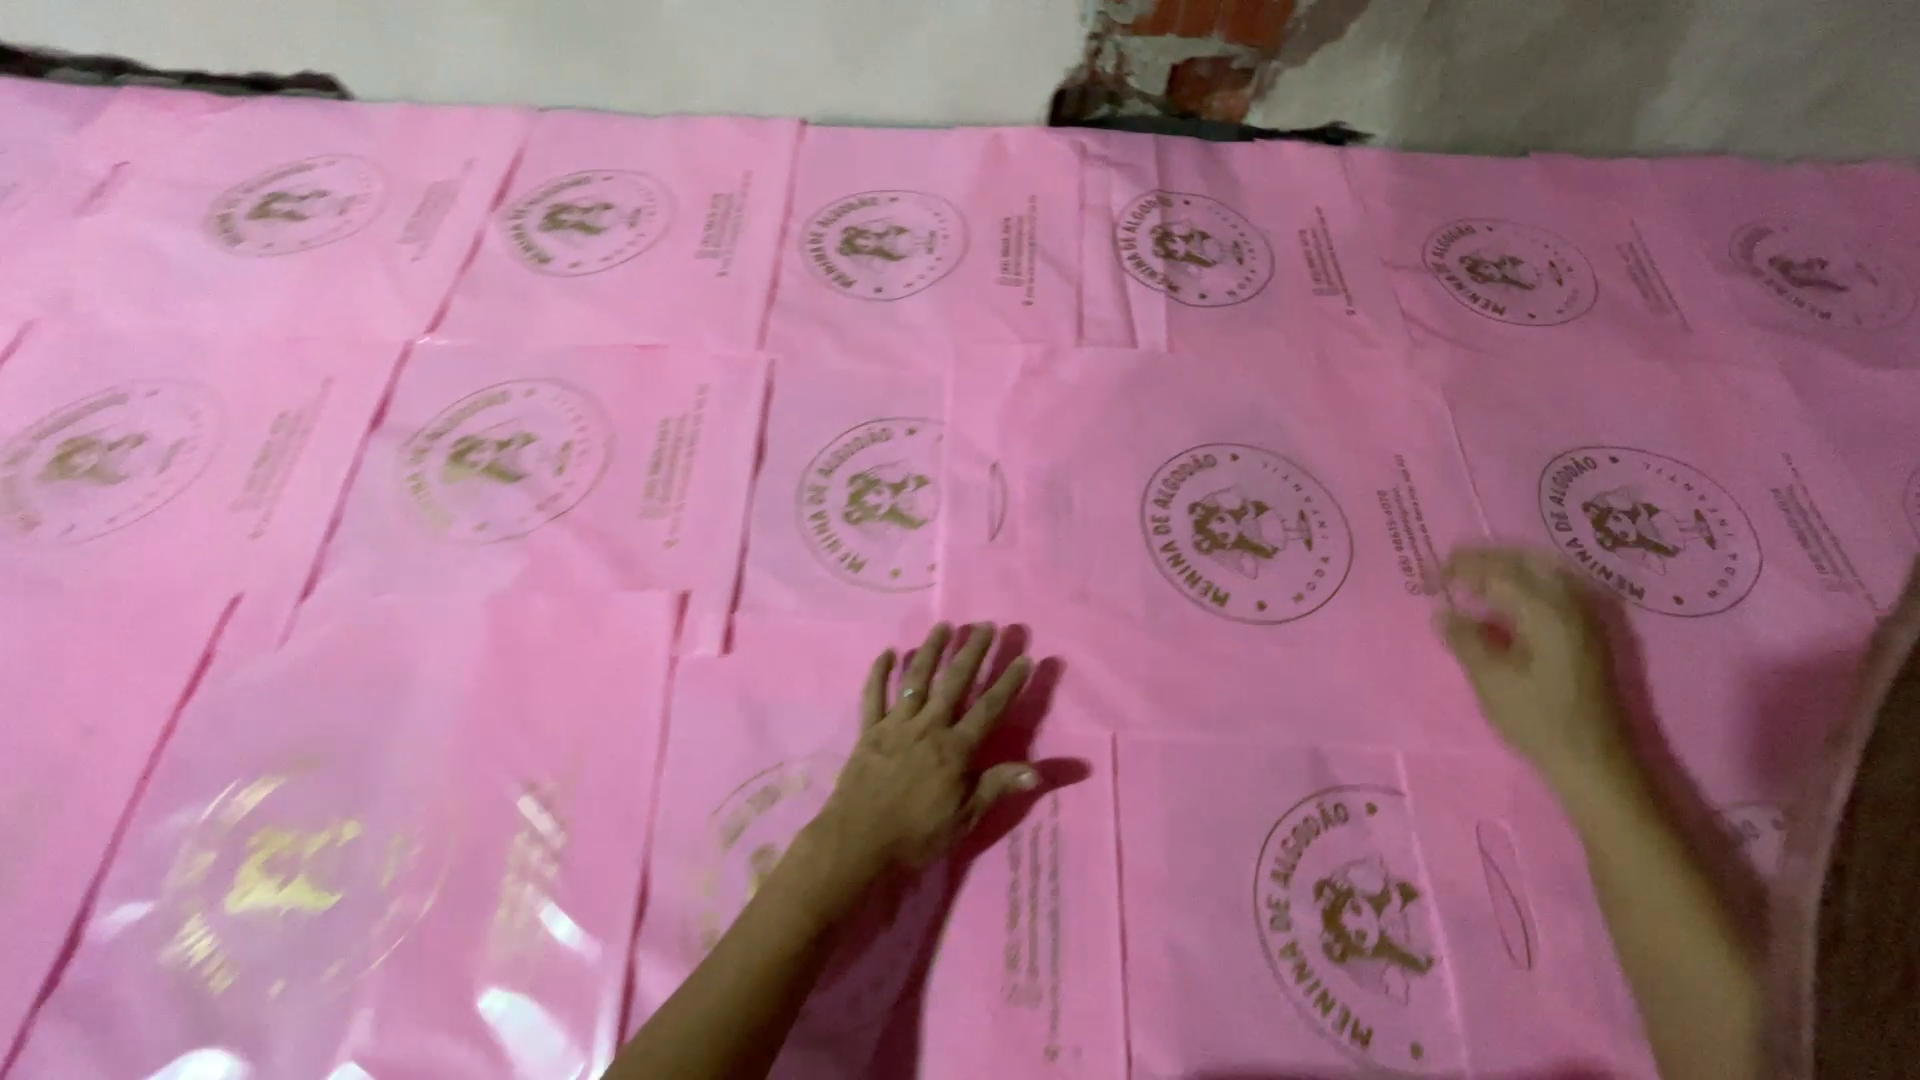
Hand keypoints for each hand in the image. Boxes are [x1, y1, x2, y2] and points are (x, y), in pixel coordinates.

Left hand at [805, 623, 1037, 886]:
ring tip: (944, 627)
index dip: (1009, 683)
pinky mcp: (868, 731)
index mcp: (955, 749)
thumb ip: (998, 786)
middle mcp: (928, 727)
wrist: (858, 842)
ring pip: (916, 679)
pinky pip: (873, 695)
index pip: (989, 708)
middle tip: (987, 626)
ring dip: (931, 650)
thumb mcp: (965, 817)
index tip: (1024, 658)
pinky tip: (887, 653)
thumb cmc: (916, 835)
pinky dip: (879, 673)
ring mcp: (895, 725)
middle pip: (955, 682)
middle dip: (973, 653)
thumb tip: (1038, 770)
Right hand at [1436, 547, 1630, 784]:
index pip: (1499, 572)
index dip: (1462, 567)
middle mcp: (1570, 606)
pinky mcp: (1585, 636)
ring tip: (1472, 579)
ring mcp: (1583, 620)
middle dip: (1486, 560)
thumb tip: (1444, 612)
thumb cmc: (1536, 718)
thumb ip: (1465, 639)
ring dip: (1506, 568)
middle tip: (1449, 567)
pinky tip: (1503, 601)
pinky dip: (1523, 584)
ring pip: (1543, 573)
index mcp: (1546, 612)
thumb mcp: (1490, 679)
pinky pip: (1553, 590)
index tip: (1430, 574)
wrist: (1592, 759)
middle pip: (1526, 563)